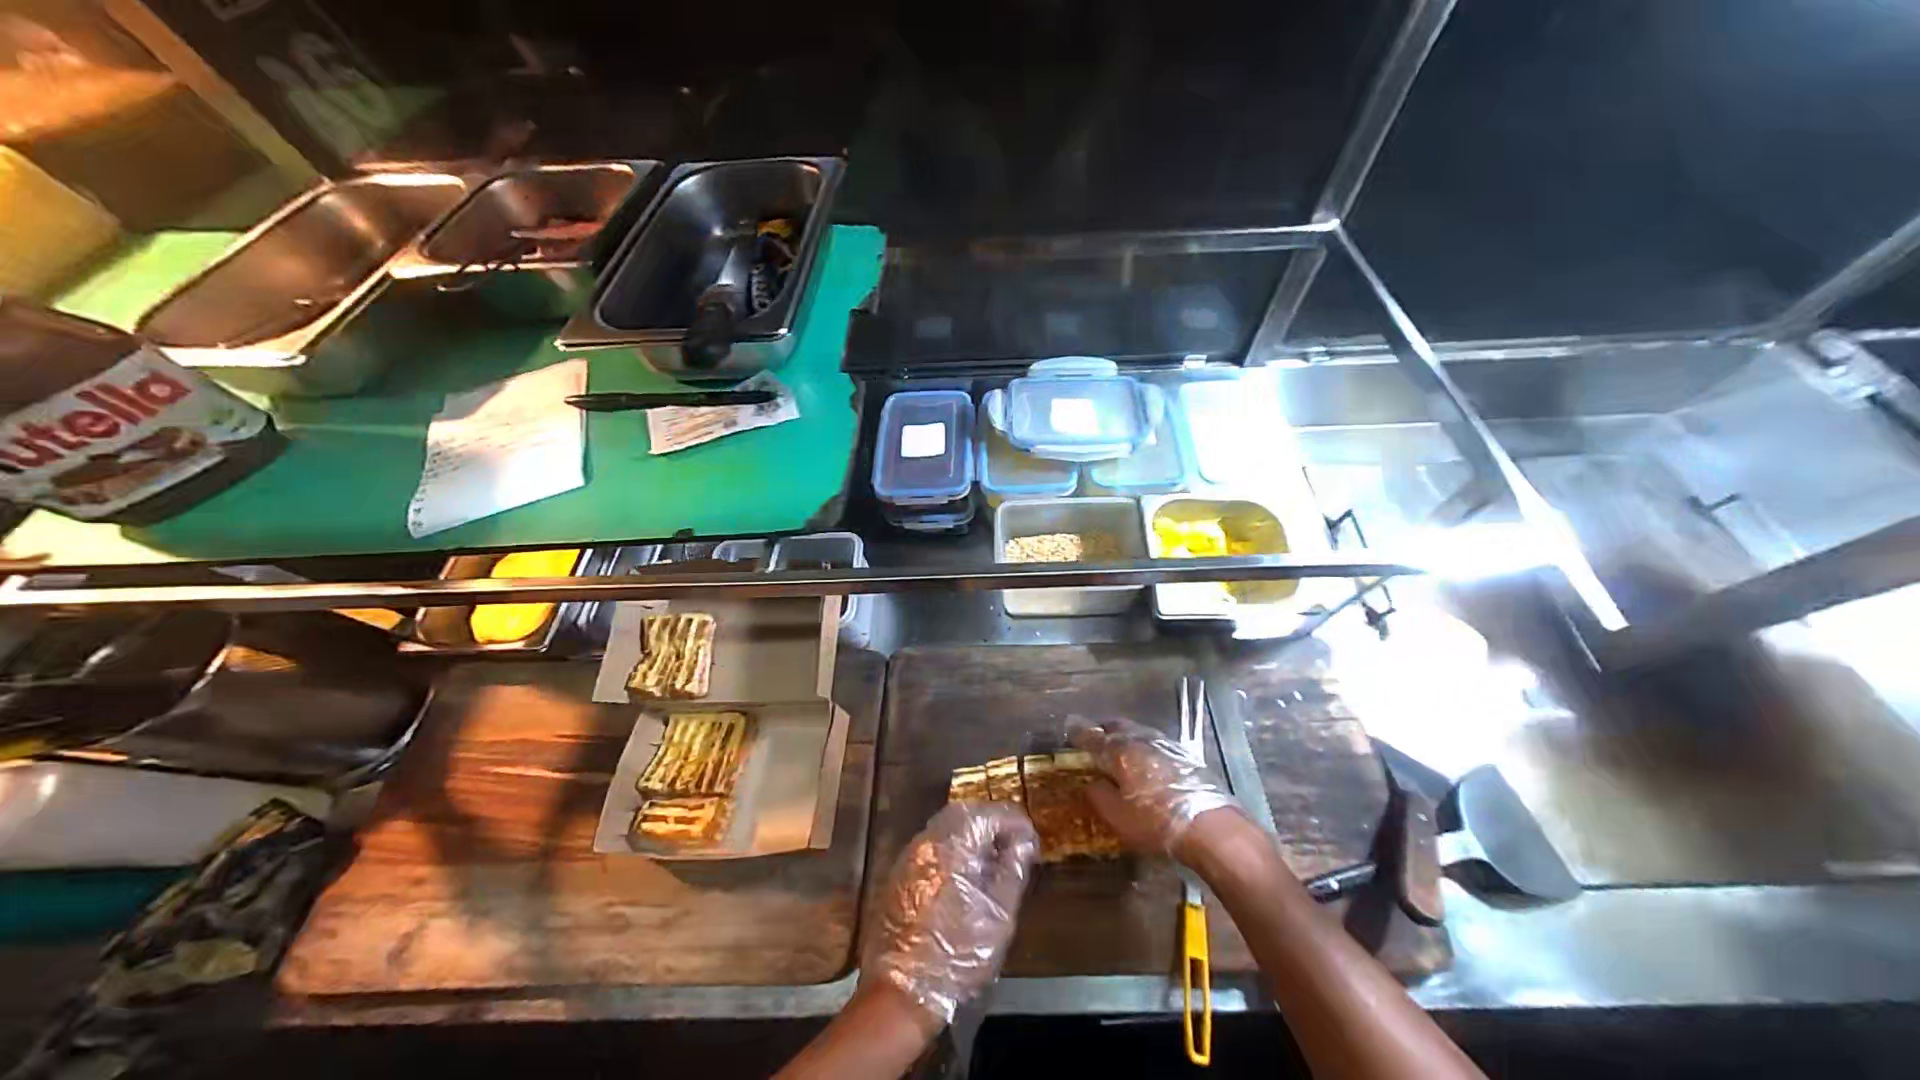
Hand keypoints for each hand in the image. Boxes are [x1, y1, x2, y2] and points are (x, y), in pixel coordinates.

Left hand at [863, 801, 1039, 1023]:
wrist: (902, 992)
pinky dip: (955, 851)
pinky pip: (933, 848)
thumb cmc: (956, 955)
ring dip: (973, 837)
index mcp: (953, 847)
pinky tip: (968, 876)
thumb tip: (1024, 844)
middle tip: (1015, 846)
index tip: (1031, 840)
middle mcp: (927, 842)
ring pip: (947, 829)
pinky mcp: (900, 875)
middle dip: (993, 824)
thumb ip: (1013, 871)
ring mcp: (909, 857)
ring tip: (995, 862)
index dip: (1014, 821)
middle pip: (965, 814)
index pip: (988, 814)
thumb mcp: (998, 916)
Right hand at [1070, 717, 1242, 856]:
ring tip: (1119, 746)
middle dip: (1105, 728)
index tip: (1070, 728)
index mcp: (1121, 751)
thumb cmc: (1156, 822)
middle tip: (1095, 734)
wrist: (1212, 828)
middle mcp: (1143, 741)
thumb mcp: (1117, 817)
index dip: (1079, 733)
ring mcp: (1168, 747)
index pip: (1093, 737)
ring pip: (1140, 733)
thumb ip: (1098, 795)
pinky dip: (1144, 747)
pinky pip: (1156, 744)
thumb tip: (1091, 782)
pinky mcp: (1187, 759)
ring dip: (1127, 736)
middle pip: (1119, 727)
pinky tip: (1145, 760)